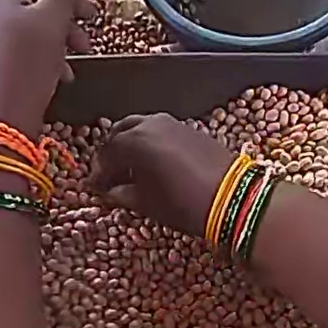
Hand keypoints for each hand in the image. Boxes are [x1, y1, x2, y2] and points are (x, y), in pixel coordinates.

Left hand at [0, 0, 92, 138]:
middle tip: (88, 34)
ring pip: (32, 19)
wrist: (2, 117)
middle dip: (66, 13)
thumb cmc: (27, 65)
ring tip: (78, 55)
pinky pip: (23, 40)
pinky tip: (62, 71)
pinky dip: (45, 50)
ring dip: (60, 34)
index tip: (90, 8)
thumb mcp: (52, 21)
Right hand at [82, 114, 236, 238]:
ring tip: (130, 170)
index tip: (94, 189)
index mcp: (133, 141)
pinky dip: (148, 143)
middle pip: (120, 134)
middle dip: (111, 154)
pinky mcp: (188, 128)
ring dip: (129, 146)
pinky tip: (151, 164)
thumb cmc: (182, 203)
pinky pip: (158, 131)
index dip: (98, 174)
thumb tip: (108, 192)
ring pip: (140, 128)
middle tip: (109, 176)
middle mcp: (149, 124)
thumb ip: (121, 194)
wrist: (232, 197)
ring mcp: (171, 123)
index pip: (105, 154)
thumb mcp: (146, 203)